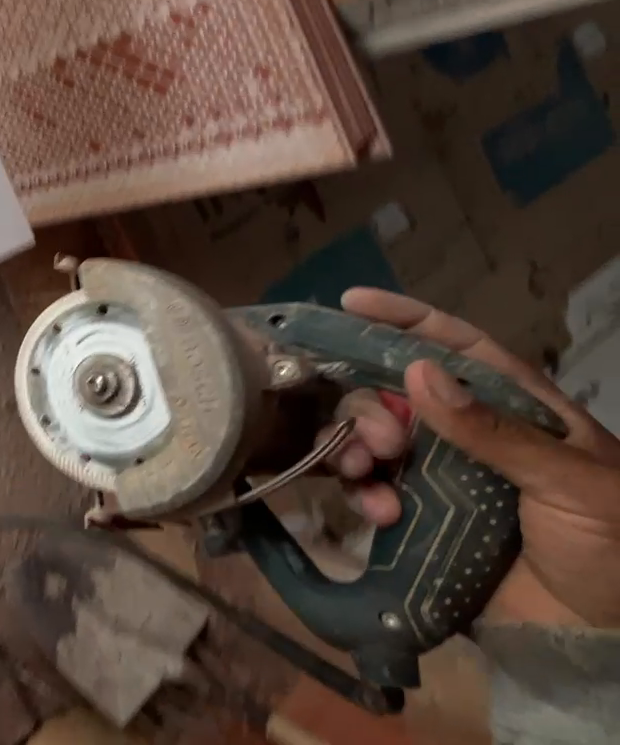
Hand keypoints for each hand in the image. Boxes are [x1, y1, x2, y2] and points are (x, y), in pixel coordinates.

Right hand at [332, 287, 619, 627]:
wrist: (600, 641)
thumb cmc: (615, 552)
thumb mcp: (575, 487)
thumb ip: (496, 431)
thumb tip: (419, 370)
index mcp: (518, 413)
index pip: (459, 347)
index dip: (407, 320)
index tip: (350, 302)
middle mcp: (468, 432)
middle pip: (393, 390)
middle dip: (371, 405)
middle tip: (381, 439)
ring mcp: (437, 471)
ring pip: (367, 433)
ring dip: (355, 447)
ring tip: (367, 474)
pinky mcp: (412, 509)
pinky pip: (364, 483)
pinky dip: (361, 491)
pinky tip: (379, 511)